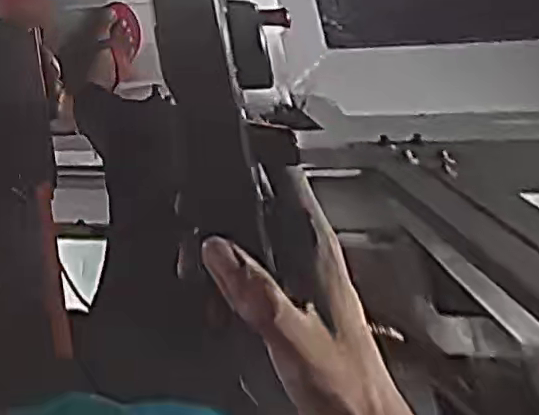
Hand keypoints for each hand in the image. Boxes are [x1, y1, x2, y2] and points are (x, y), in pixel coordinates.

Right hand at [201, 174, 412, 414]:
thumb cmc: (348, 388)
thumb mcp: (293, 336)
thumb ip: (257, 291)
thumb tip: (216, 248)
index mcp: (314, 245)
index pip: (283, 174)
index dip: (251, 154)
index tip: (219, 149)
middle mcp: (307, 250)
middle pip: (257, 198)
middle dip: (220, 203)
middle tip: (191, 214)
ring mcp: (296, 270)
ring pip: (250, 230)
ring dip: (220, 239)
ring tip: (195, 255)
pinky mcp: (286, 293)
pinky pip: (248, 261)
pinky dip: (225, 268)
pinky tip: (212, 287)